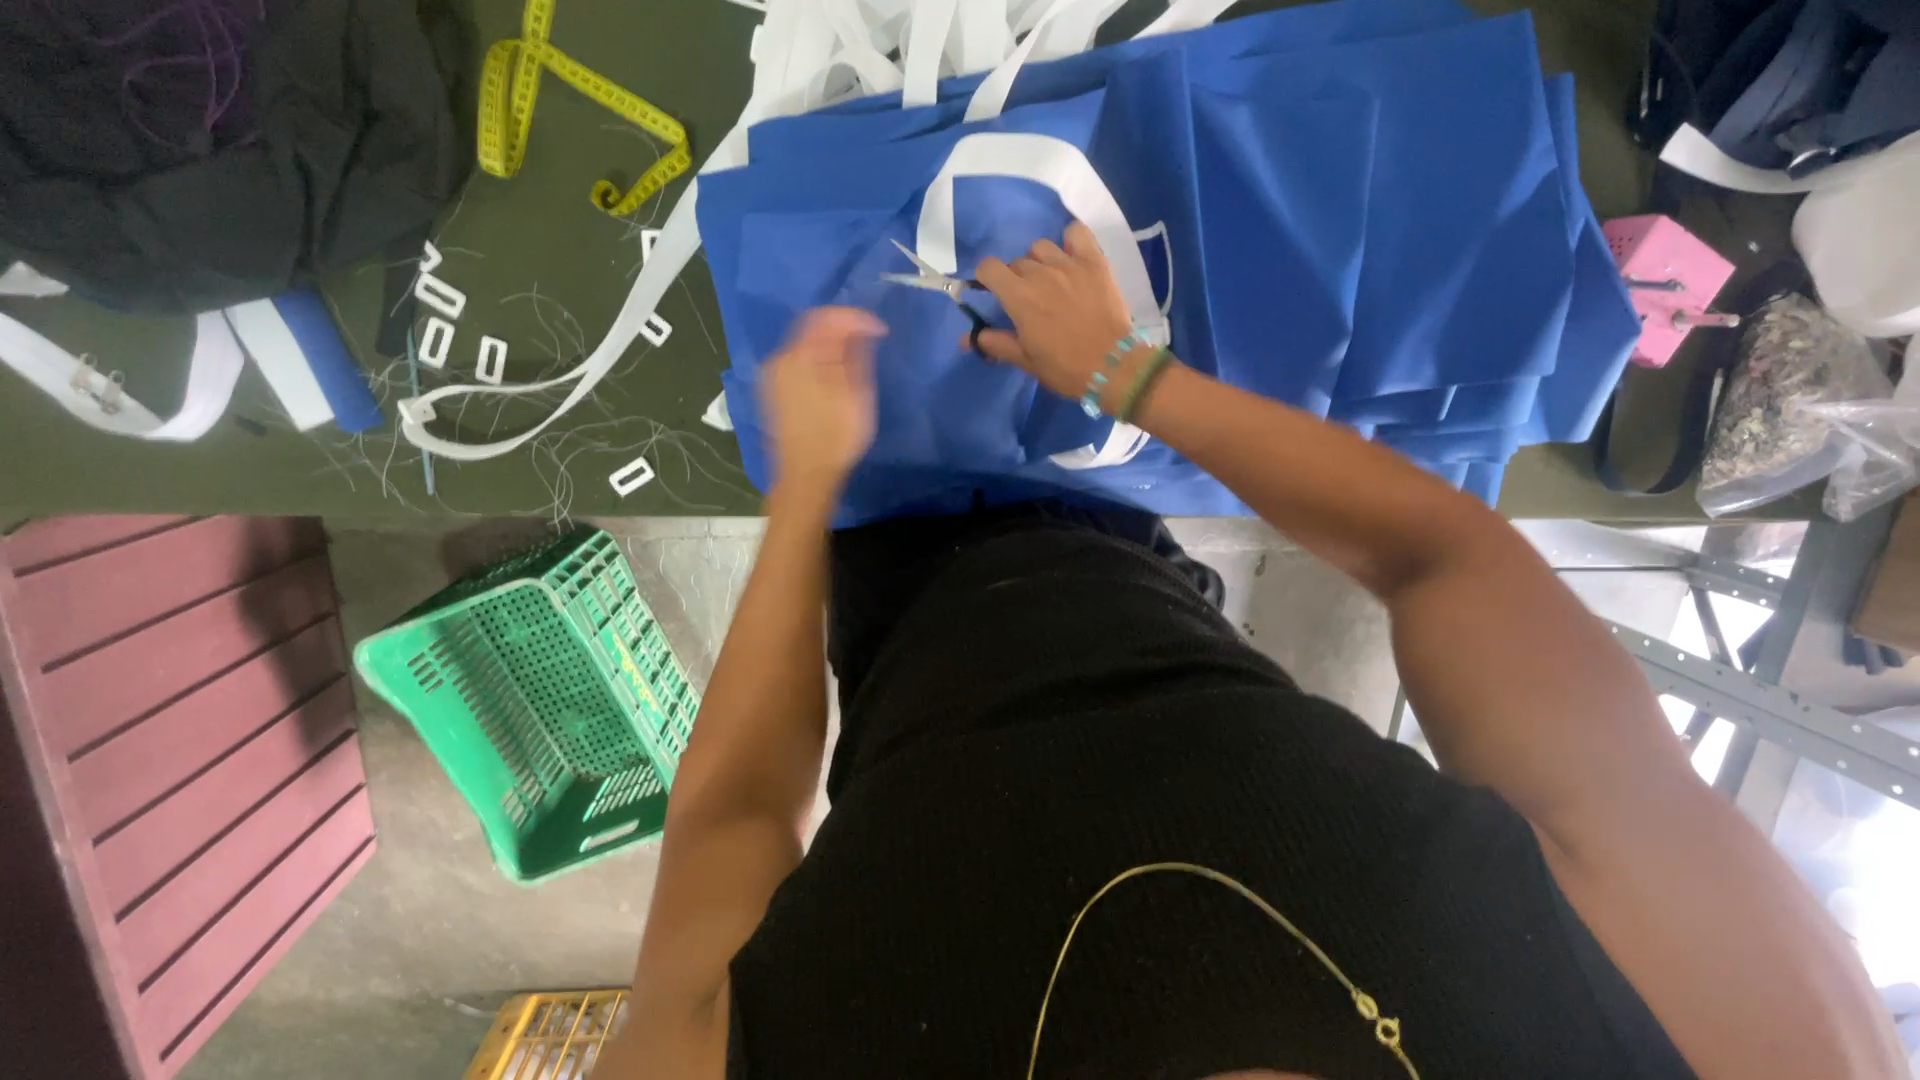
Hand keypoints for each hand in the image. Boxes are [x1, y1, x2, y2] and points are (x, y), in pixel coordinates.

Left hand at [760, 306, 883, 495]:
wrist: (805, 477)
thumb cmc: (836, 438)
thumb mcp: (856, 395)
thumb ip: (856, 355)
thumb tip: (859, 329)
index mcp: (799, 356)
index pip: (827, 317)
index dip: (856, 318)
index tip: (881, 330)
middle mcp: (780, 359)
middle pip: (811, 326)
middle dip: (842, 327)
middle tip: (869, 339)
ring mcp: (773, 376)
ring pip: (803, 343)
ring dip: (830, 343)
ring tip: (856, 356)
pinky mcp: (773, 391)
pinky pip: (796, 360)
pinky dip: (817, 358)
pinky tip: (834, 373)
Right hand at [973, 222, 1143, 403]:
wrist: (1113, 366)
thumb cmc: (1066, 367)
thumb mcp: (1026, 360)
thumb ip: (996, 343)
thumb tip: (967, 337)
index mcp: (1019, 297)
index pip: (989, 267)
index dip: (987, 278)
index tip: (994, 292)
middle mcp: (1040, 273)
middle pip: (1017, 262)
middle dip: (1017, 278)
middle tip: (1030, 301)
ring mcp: (1069, 264)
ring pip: (1041, 247)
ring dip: (1040, 261)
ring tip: (1051, 280)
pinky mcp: (1094, 262)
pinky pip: (1076, 233)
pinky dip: (1071, 240)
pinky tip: (1072, 256)